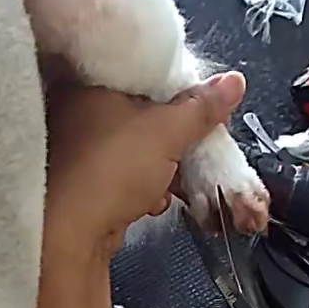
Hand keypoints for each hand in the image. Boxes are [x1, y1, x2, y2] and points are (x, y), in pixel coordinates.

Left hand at [44, 73, 244, 262]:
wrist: (75, 232)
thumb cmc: (109, 171)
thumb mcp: (167, 131)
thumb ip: (202, 108)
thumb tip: (233, 82)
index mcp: (92, 83)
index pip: (146, 75)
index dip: (179, 95)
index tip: (202, 114)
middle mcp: (79, 112)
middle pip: (146, 118)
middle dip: (173, 143)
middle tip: (190, 154)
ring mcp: (81, 150)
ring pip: (139, 152)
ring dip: (162, 172)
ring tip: (170, 185)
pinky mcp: (87, 183)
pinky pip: (128, 179)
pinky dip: (144, 191)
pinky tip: (150, 202)